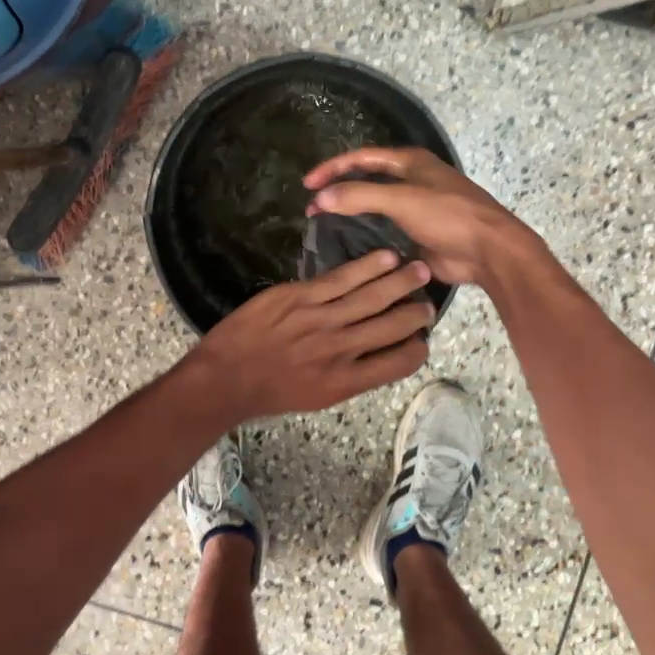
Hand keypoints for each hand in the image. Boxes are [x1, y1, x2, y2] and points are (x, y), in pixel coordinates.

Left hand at [190, 251, 433, 422]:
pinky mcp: (299, 296)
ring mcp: (320, 320)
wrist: (225, 376)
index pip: (398, 364)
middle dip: (417, 313)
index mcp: (345, 382)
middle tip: (429, 302)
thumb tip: (377, 356)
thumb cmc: (268, 391)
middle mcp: (339, 350)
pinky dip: (368, 267)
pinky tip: (387, 258)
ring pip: (372, 297)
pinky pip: (342, 278)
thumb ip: (350, 375)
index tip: (422, 339)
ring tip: (420, 272)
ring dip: (401, 282)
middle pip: (392, 326)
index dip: (417, 349)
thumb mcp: (316, 397)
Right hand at [304, 147, 544, 287]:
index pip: (361, 157)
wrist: (490, 252)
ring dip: (350, 211)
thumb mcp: (401, 200)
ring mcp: (416, 207)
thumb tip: (319, 197)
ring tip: (323, 224)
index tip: (307, 183)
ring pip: (374, 205)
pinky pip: (384, 228)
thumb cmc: (449, 216)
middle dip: (338, 189)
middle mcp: (412, 180)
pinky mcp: (418, 233)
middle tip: (311, 207)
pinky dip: (365, 232)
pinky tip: (347, 244)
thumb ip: (359, 196)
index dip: (332, 167)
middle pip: (366, 179)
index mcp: (410, 162)